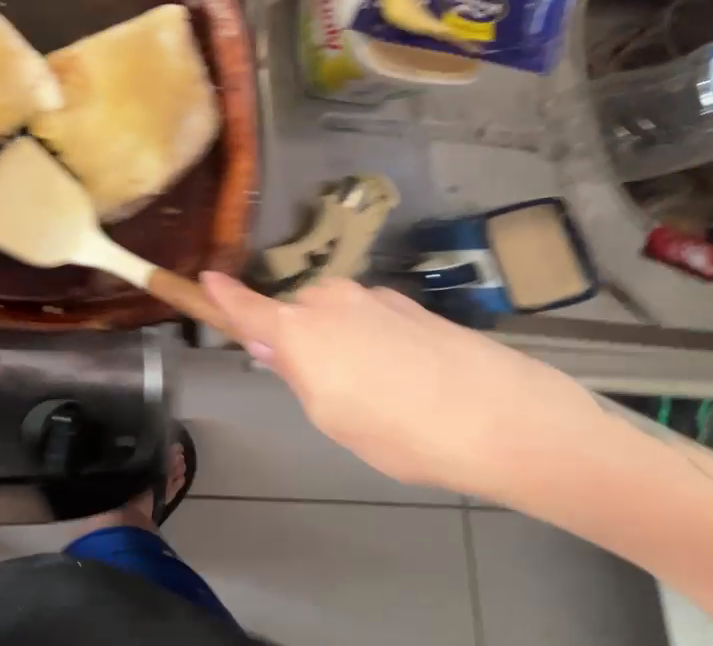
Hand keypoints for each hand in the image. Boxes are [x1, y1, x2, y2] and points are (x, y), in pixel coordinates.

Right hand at [204, 273, 597, 499]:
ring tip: (380, 392)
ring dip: (341, 339)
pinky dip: (376, 340)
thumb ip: (298, 376)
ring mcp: (376, 299)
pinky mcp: (414, 306)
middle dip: (298, 336)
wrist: (509, 420)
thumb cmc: (403, 432)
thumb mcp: (334, 419)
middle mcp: (330, 301)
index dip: (221, 295)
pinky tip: (413, 380)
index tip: (203, 279)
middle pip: (296, 310)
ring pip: (337, 314)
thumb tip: (275, 346)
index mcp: (299, 330)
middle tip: (325, 386)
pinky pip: (374, 318)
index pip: (246, 305)